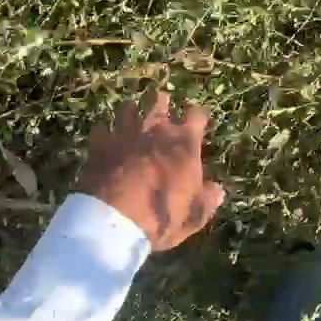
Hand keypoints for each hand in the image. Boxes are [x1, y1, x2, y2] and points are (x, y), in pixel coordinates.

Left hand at [78, 91, 225, 250]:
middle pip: (160, 102)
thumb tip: (218, 191)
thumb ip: (207, 200)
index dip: (199, 116)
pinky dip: (105, 132)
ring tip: (131, 115)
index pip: (197, 115)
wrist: (115, 219)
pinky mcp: (101, 142)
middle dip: (162, 102)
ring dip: (132, 111)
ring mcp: (126, 131)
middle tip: (162, 104)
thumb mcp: (193, 215)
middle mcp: (156, 128)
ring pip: (129, 108)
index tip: (199, 120)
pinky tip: (105, 137)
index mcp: (184, 142)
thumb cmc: (162, 215)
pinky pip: (102, 128)